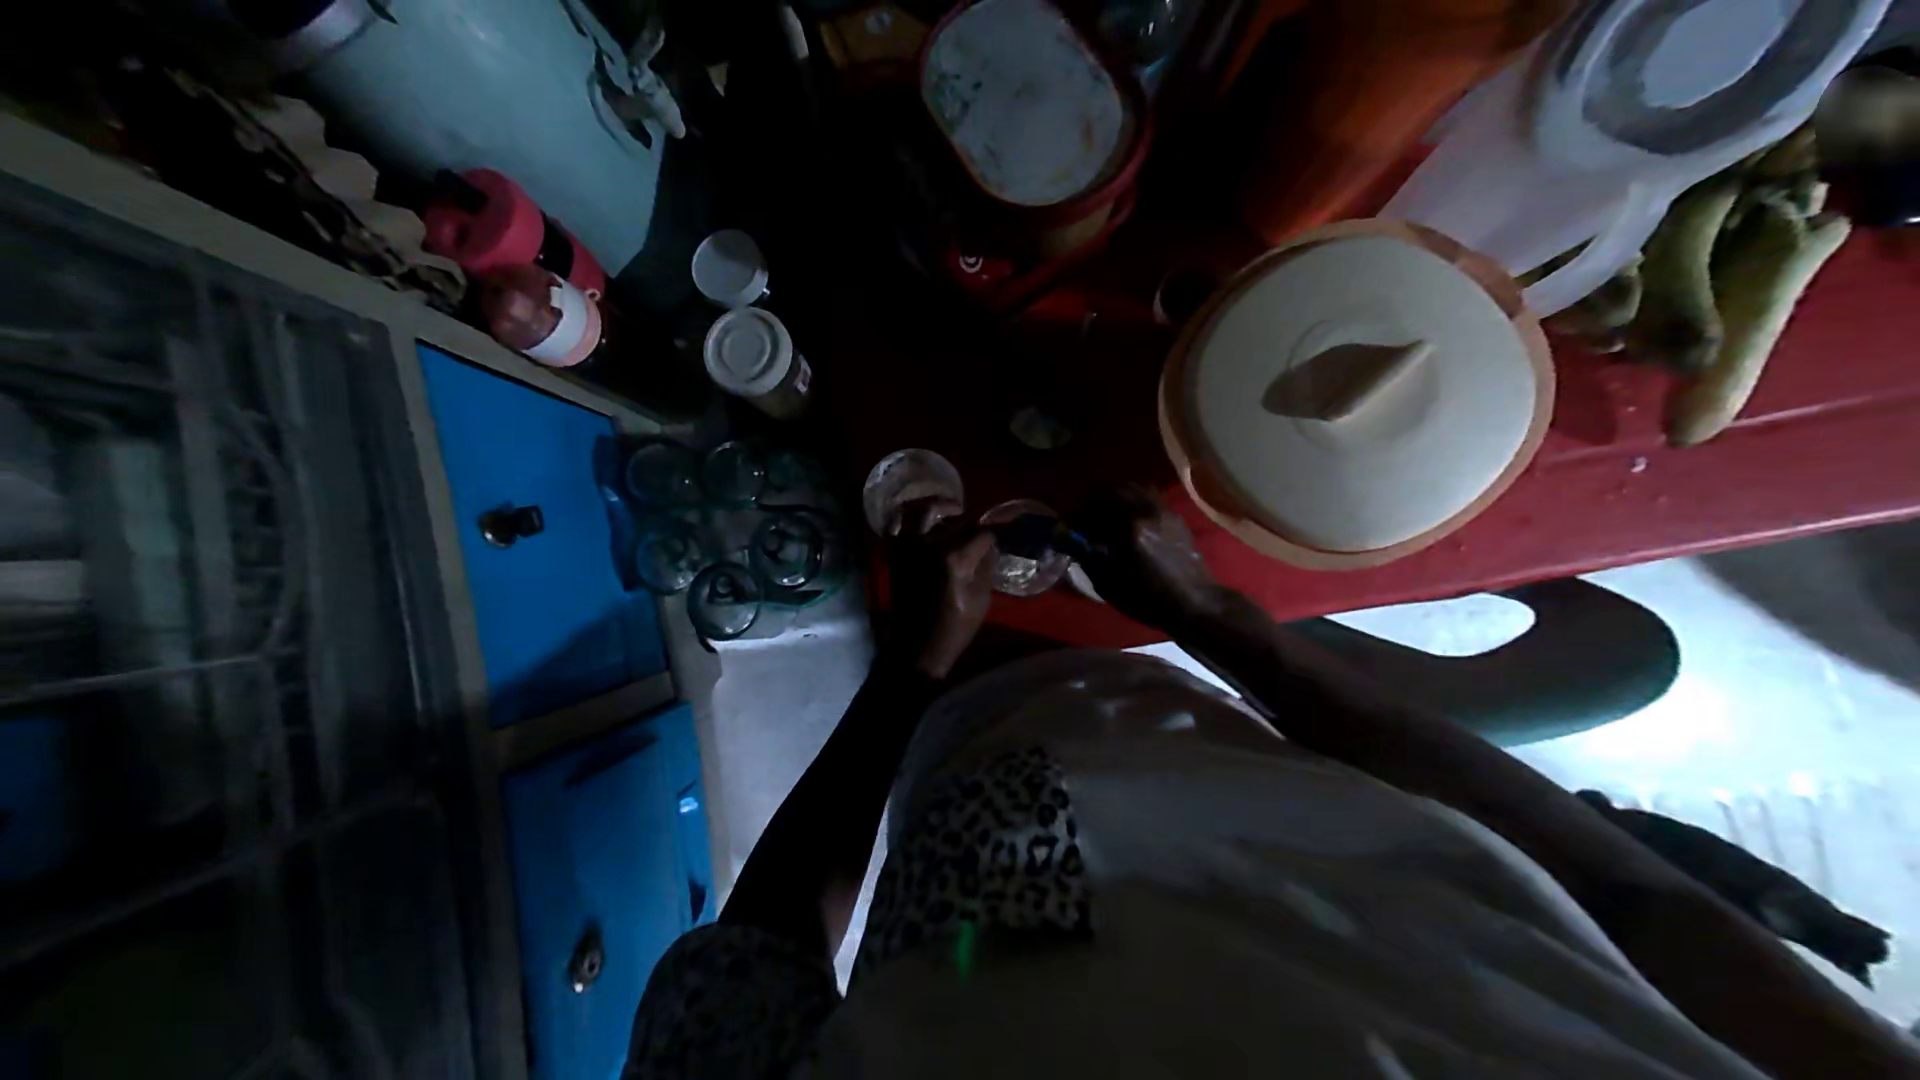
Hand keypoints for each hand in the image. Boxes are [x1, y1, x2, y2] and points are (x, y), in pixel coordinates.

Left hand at [887, 499, 997, 678]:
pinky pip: (897, 523)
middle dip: (967, 517)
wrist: (917, 647)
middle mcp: (930, 545)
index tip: (998, 536)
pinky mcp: (895, 553)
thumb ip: (985, 565)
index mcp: (956, 559)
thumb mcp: (982, 598)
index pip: (981, 531)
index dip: (993, 532)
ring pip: (921, 509)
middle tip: (973, 525)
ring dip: (938, 506)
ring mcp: (909, 547)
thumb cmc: (955, 628)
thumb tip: (988, 544)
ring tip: (949, 512)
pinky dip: (908, 516)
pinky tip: (923, 522)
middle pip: (953, 515)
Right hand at [1071, 487, 1225, 631]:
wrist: (1193, 603)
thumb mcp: (1108, 583)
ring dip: (1112, 496)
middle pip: (1109, 492)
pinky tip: (1126, 516)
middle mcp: (1145, 511)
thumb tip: (1068, 539)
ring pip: (1130, 488)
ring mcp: (1162, 510)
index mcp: (1127, 530)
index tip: (1065, 525)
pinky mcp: (1173, 514)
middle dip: (1090, 502)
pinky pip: (1147, 495)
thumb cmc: (1147, 600)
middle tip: (1082, 517)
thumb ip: (1086, 556)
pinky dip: (1131, 499)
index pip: (1091, 512)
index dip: (1073, 517)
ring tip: (1102, 513)